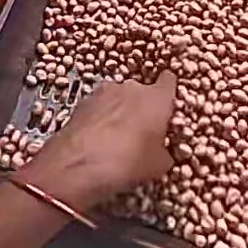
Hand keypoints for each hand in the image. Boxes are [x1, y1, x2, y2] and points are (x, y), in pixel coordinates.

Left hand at [22, 72, 176, 211]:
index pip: (169, 82)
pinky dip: (101, 118)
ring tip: (118, 138)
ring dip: (120, 112)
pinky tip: (99, 140)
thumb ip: (165, 152)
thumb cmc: (127, 162)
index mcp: (156, 98)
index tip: (168, 104)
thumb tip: (162, 152)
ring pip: (118, 98)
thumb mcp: (158, 166)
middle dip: (143, 108)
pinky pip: (99, 107)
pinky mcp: (82, 101)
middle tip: (143, 132)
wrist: (77, 165)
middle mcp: (131, 87)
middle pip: (142, 92)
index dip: (169, 92)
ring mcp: (104, 91)